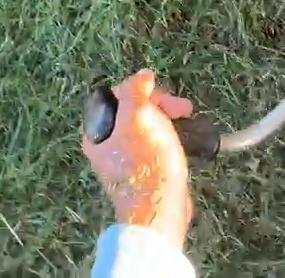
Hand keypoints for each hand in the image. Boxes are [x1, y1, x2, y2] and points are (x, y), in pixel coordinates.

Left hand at [82, 69, 195, 248]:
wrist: (159, 210)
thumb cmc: (146, 162)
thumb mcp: (137, 117)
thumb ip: (136, 90)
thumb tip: (143, 74)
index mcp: (96, 131)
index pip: (117, 94)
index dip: (142, 90)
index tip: (162, 97)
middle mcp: (106, 144)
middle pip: (134, 108)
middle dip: (160, 105)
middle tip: (183, 109)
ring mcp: (124, 159)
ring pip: (147, 124)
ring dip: (168, 119)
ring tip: (187, 123)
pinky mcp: (142, 171)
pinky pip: (155, 143)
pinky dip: (169, 137)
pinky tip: (182, 141)